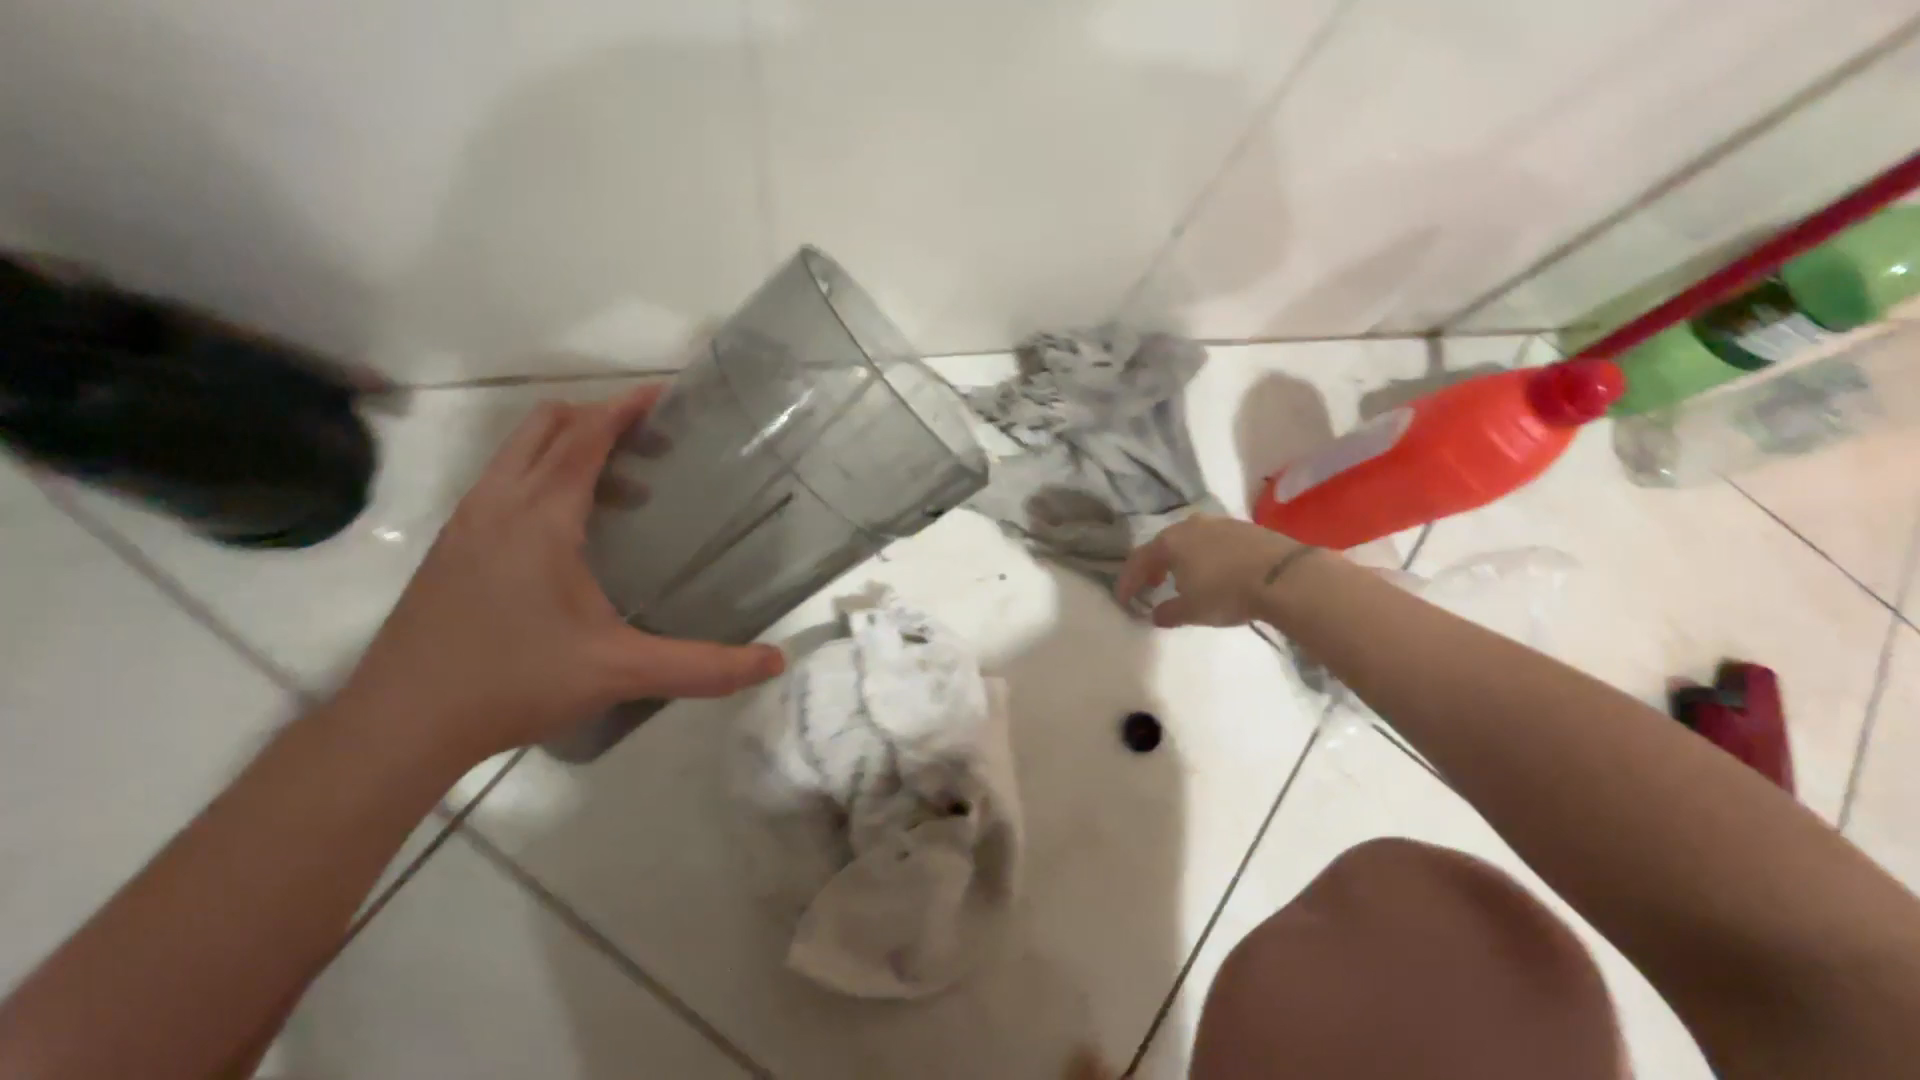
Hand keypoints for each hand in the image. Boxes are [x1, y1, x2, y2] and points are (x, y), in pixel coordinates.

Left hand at [338, 386, 785, 760]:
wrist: (402, 722)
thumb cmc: (514, 682)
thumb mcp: (620, 671)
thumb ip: (703, 667)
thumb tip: (775, 662)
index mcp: (540, 515)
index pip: (586, 434)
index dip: (627, 406)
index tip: (666, 395)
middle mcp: (498, 503)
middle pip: (546, 425)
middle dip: (599, 417)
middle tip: (651, 442)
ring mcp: (465, 523)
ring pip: (517, 453)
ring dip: (568, 449)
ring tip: (622, 489)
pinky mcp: (449, 548)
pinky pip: (501, 484)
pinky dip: (540, 478)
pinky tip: (568, 536)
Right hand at [1115, 515, 1307, 628]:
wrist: (1283, 575)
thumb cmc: (1227, 592)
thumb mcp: (1191, 610)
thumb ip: (1168, 612)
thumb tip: (1155, 614)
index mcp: (1170, 542)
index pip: (1138, 560)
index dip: (1128, 582)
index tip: (1124, 601)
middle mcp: (1190, 525)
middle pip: (1164, 545)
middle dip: (1154, 567)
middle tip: (1152, 586)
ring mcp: (1219, 523)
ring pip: (1190, 540)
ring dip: (1182, 560)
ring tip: (1185, 579)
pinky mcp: (1245, 528)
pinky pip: (1214, 542)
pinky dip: (1206, 556)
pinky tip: (1215, 572)